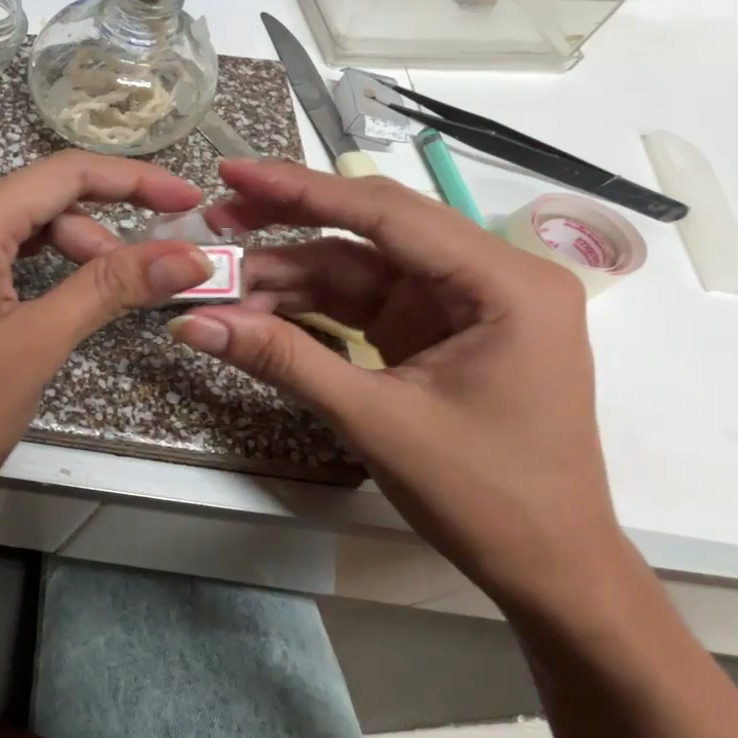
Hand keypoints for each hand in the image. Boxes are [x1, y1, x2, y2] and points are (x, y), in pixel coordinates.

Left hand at [0, 150, 215, 540]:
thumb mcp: (36, 345)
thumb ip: (108, 289)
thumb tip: (188, 255)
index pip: (64, 173)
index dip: (134, 179)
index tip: (191, 201)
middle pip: (41, 200)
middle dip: (105, 224)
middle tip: (155, 269)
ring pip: (19, 234)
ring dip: (73, 252)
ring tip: (114, 295)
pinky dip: (39, 275)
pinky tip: (65, 304)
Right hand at [171, 159, 630, 615]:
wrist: (547, 566)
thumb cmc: (484, 493)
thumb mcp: (373, 419)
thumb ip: (280, 360)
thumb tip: (191, 323)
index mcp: (502, 283)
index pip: (387, 213)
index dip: (301, 189)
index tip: (232, 172)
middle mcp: (484, 278)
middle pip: (369, 231)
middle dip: (287, 226)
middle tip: (213, 221)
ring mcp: (456, 306)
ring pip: (355, 270)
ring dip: (286, 278)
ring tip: (217, 286)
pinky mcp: (431, 334)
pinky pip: (358, 306)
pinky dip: (305, 311)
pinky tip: (254, 315)